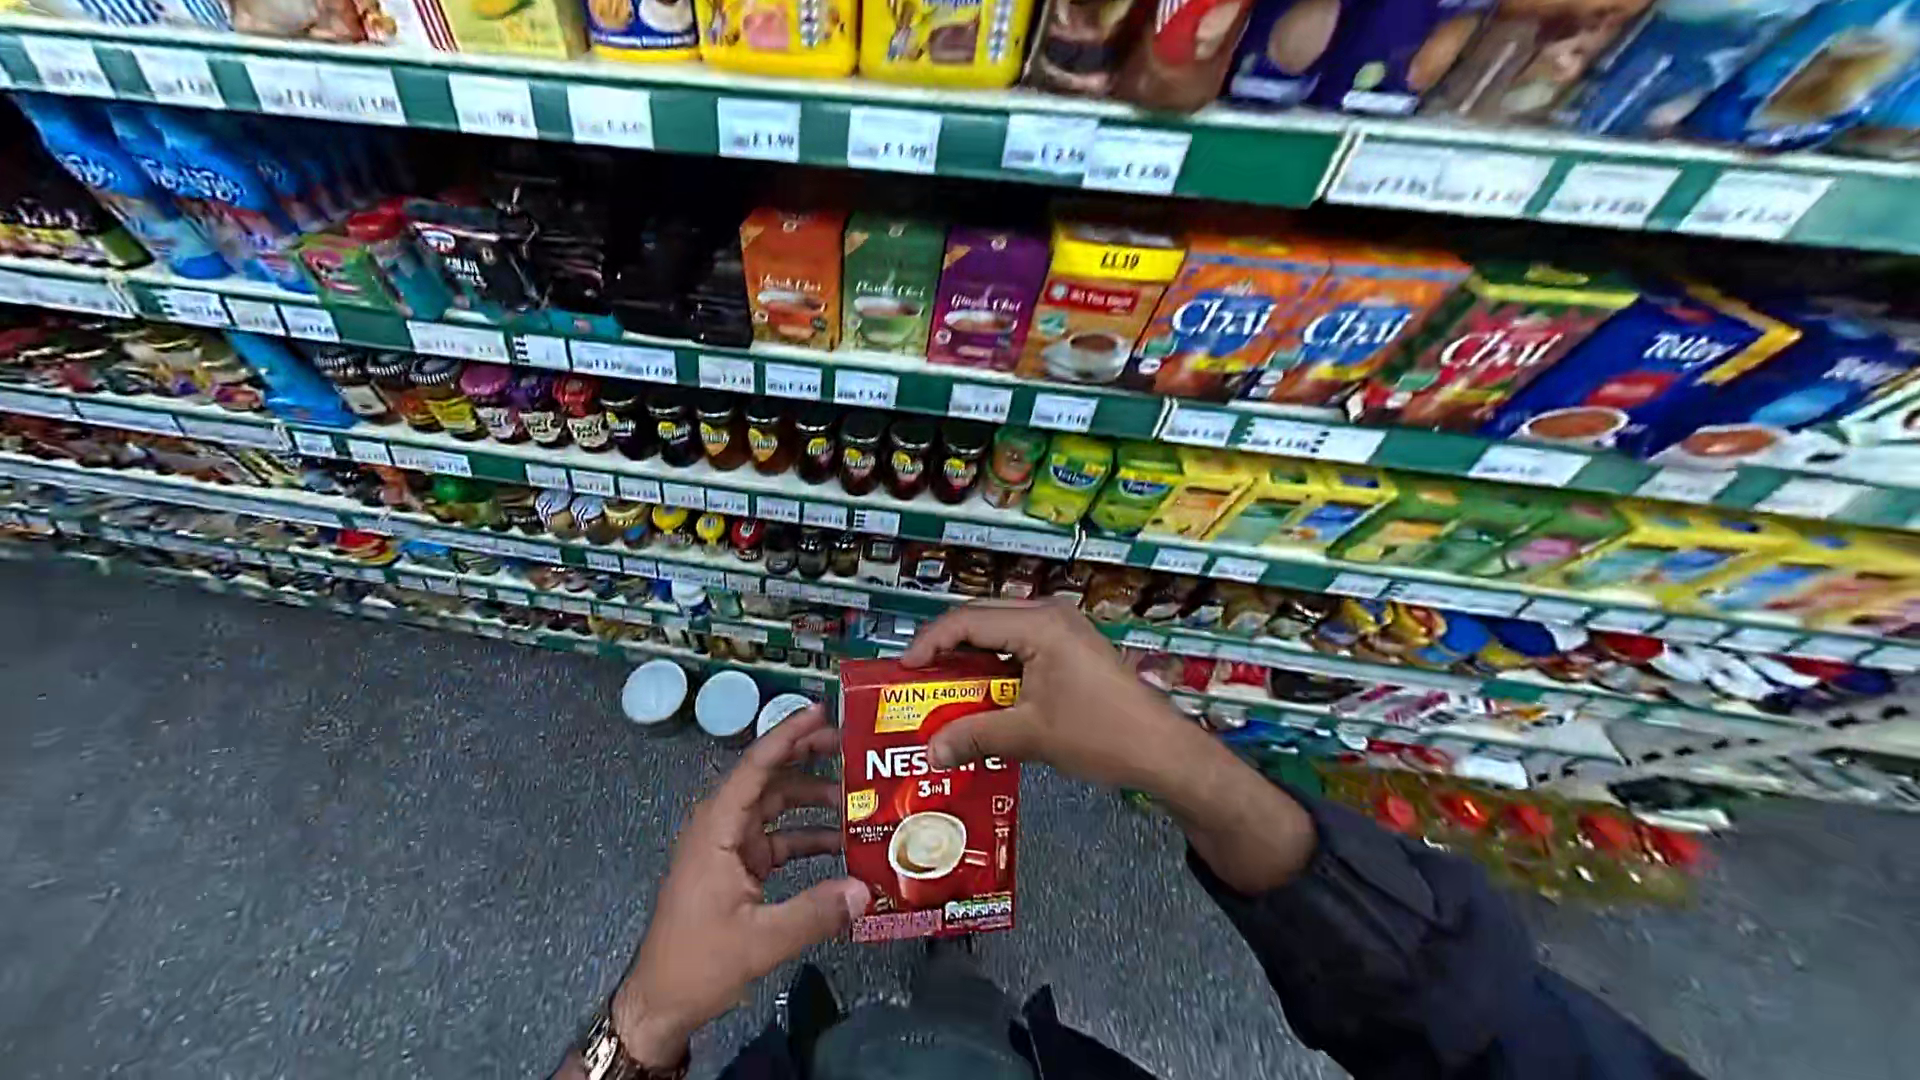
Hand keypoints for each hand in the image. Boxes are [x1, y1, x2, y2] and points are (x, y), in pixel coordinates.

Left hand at [609, 706, 869, 1066]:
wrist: (659, 1005)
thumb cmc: (696, 963)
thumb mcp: (758, 941)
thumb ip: (815, 913)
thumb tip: (866, 890)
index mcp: (718, 826)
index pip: (756, 765)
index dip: (789, 733)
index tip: (822, 711)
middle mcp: (724, 824)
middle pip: (771, 775)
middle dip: (809, 755)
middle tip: (852, 744)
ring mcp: (733, 843)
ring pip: (779, 803)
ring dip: (815, 796)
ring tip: (856, 791)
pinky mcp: (742, 864)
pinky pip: (782, 835)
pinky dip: (810, 833)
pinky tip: (843, 840)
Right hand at [903, 600, 1315, 893]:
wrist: (1165, 751)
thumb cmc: (1099, 735)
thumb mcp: (1030, 735)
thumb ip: (975, 736)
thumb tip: (928, 753)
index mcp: (1039, 623)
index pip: (967, 620)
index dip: (929, 642)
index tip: (902, 670)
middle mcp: (1049, 613)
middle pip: (982, 619)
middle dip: (946, 647)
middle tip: (917, 678)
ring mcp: (1064, 628)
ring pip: (1001, 631)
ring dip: (971, 657)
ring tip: (942, 686)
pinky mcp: (1072, 645)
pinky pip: (1021, 645)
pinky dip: (996, 665)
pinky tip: (982, 692)